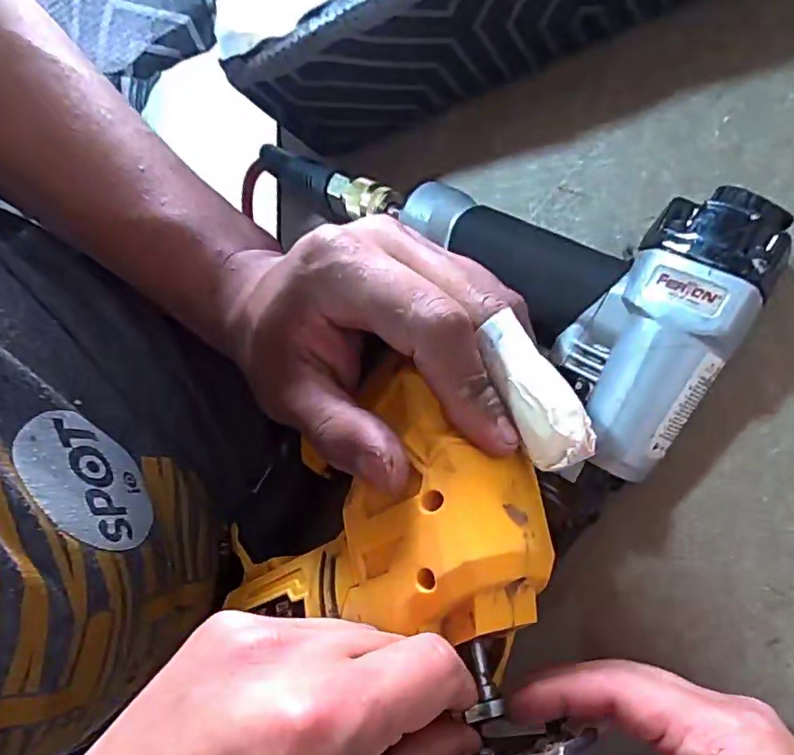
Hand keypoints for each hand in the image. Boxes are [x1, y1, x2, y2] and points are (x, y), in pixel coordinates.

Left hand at [0, 612, 479, 754]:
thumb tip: (455, 731)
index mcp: (327, 713)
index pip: (436, 660)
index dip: (453, 695)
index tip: (441, 723)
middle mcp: (287, 653)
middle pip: (392, 641)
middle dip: (400, 688)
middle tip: (371, 742)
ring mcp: (248, 630)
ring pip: (346, 633)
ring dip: (352, 674)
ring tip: (311, 731)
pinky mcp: (220, 625)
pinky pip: (297, 633)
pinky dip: (306, 666)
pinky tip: (273, 712)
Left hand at [223, 216, 527, 491]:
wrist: (264, 297)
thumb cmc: (273, 346)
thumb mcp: (290, 398)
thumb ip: (339, 434)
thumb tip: (396, 476)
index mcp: (346, 270)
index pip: (433, 322)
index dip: (472, 384)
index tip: (499, 440)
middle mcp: (391, 240)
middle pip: (477, 301)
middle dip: (511, 374)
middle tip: (530, 434)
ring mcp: (417, 241)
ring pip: (492, 295)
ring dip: (517, 359)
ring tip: (526, 415)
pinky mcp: (435, 256)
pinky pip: (486, 298)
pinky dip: (505, 345)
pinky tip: (507, 385)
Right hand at [491, 662, 793, 754]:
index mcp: (726, 734)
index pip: (623, 687)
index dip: (559, 690)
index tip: (513, 709)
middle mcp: (735, 717)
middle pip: (631, 683)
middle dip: (567, 694)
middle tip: (517, 718)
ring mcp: (738, 730)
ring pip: (643, 697)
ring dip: (588, 706)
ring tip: (540, 724)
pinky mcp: (734, 749)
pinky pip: (659, 718)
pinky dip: (613, 722)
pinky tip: (586, 737)